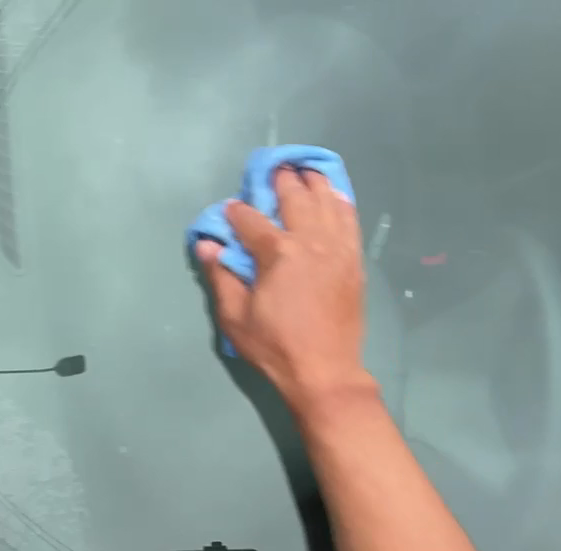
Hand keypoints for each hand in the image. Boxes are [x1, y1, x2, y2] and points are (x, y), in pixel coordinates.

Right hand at [195, 167, 371, 409]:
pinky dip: (341, 203)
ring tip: (306, 173)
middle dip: (282, 182)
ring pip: (327, 203)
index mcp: (277, 254)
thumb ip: (221, 277)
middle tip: (275, 170)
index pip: (252, 222)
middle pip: (296, 200)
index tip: (229, 209)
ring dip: (315, 184)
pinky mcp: (353, 261)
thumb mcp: (235, 317)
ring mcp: (337, 249)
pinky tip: (336, 196)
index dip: (238, 213)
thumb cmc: (273, 346)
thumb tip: (207, 245)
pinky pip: (349, 220)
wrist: (323, 369)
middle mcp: (310, 241)